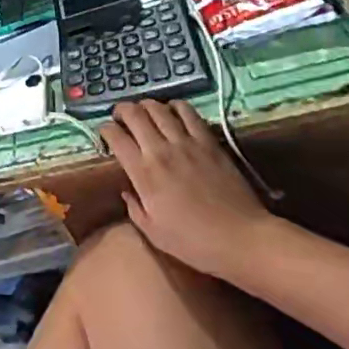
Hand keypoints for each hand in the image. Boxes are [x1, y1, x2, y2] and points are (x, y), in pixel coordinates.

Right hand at [102, 100, 278, 280]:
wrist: (242, 239)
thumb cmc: (195, 243)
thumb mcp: (154, 233)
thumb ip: (134, 208)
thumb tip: (126, 191)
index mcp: (143, 172)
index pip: (115, 136)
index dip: (105, 130)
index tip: (106, 135)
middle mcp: (160, 150)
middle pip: (133, 113)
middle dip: (121, 111)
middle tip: (121, 118)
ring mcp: (185, 143)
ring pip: (157, 108)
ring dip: (146, 105)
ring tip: (144, 112)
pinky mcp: (208, 141)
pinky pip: (188, 112)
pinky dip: (176, 106)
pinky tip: (173, 112)